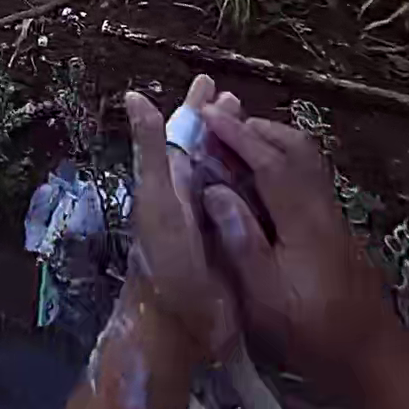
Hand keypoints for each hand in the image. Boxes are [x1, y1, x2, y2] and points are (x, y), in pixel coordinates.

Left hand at [122, 75, 242, 362]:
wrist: (183, 328)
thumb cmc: (164, 258)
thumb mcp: (155, 197)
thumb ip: (150, 148)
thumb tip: (133, 95)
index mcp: (172, 177)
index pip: (185, 131)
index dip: (197, 106)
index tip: (209, 81)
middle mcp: (192, 192)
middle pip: (209, 148)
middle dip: (222, 123)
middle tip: (239, 100)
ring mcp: (215, 218)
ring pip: (228, 173)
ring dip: (241, 151)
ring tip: (259, 131)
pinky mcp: (237, 242)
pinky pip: (248, 204)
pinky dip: (258, 187)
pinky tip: (275, 180)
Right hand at [196, 108, 392, 381]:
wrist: (376, 363)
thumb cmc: (314, 335)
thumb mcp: (267, 299)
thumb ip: (241, 242)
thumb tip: (214, 190)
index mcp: (303, 221)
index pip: (270, 162)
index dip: (236, 134)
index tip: (207, 113)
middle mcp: (322, 206)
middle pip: (294, 146)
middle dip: (253, 127)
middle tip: (215, 126)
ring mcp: (332, 212)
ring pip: (304, 155)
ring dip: (268, 138)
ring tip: (232, 143)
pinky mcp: (334, 221)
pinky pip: (306, 169)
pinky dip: (279, 154)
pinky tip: (257, 173)